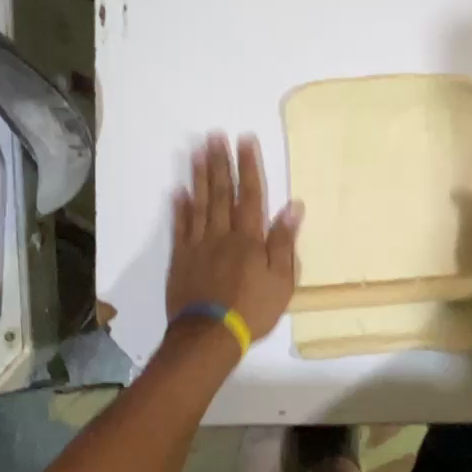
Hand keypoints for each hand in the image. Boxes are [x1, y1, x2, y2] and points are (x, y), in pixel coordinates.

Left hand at [166, 133, 302, 347]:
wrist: (209, 336)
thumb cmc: (252, 310)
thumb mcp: (281, 281)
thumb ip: (284, 242)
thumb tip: (293, 207)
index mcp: (249, 238)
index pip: (250, 194)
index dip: (248, 166)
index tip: (245, 140)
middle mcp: (222, 233)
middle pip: (222, 192)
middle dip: (220, 161)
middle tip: (215, 135)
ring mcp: (198, 244)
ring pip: (199, 203)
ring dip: (199, 175)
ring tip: (196, 151)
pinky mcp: (181, 258)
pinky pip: (180, 227)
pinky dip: (179, 207)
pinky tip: (178, 190)